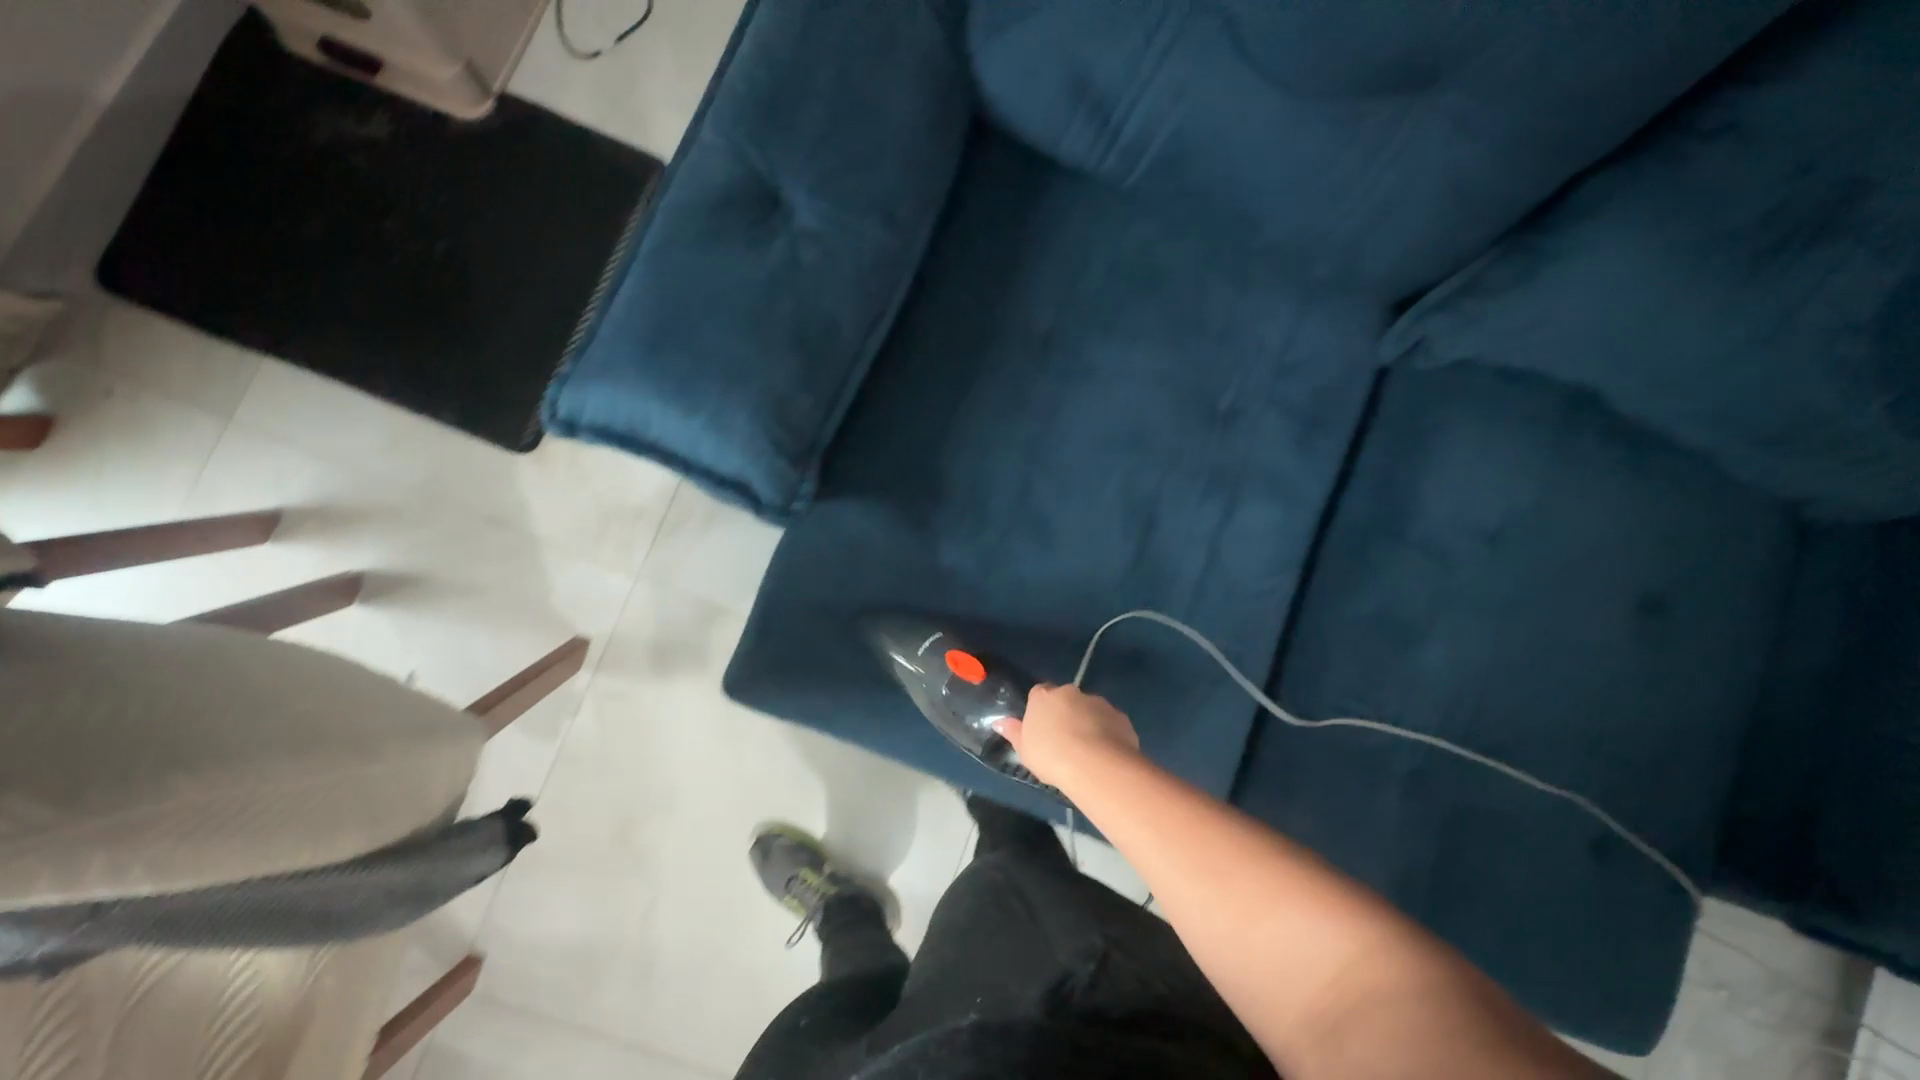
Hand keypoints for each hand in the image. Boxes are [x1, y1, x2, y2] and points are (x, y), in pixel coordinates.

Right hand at [994, 684, 1140, 787]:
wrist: (1095, 764)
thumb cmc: (1051, 756)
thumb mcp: (1024, 749)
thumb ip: (1013, 733)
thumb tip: (1000, 722)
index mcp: (1044, 696)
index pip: (1039, 693)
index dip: (1041, 710)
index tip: (1042, 729)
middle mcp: (1071, 692)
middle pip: (1066, 699)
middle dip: (1066, 714)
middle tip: (1064, 741)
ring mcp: (1098, 702)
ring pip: (1090, 709)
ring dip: (1087, 722)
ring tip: (1087, 750)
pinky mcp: (1120, 716)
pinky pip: (1110, 722)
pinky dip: (1107, 732)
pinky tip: (1105, 754)